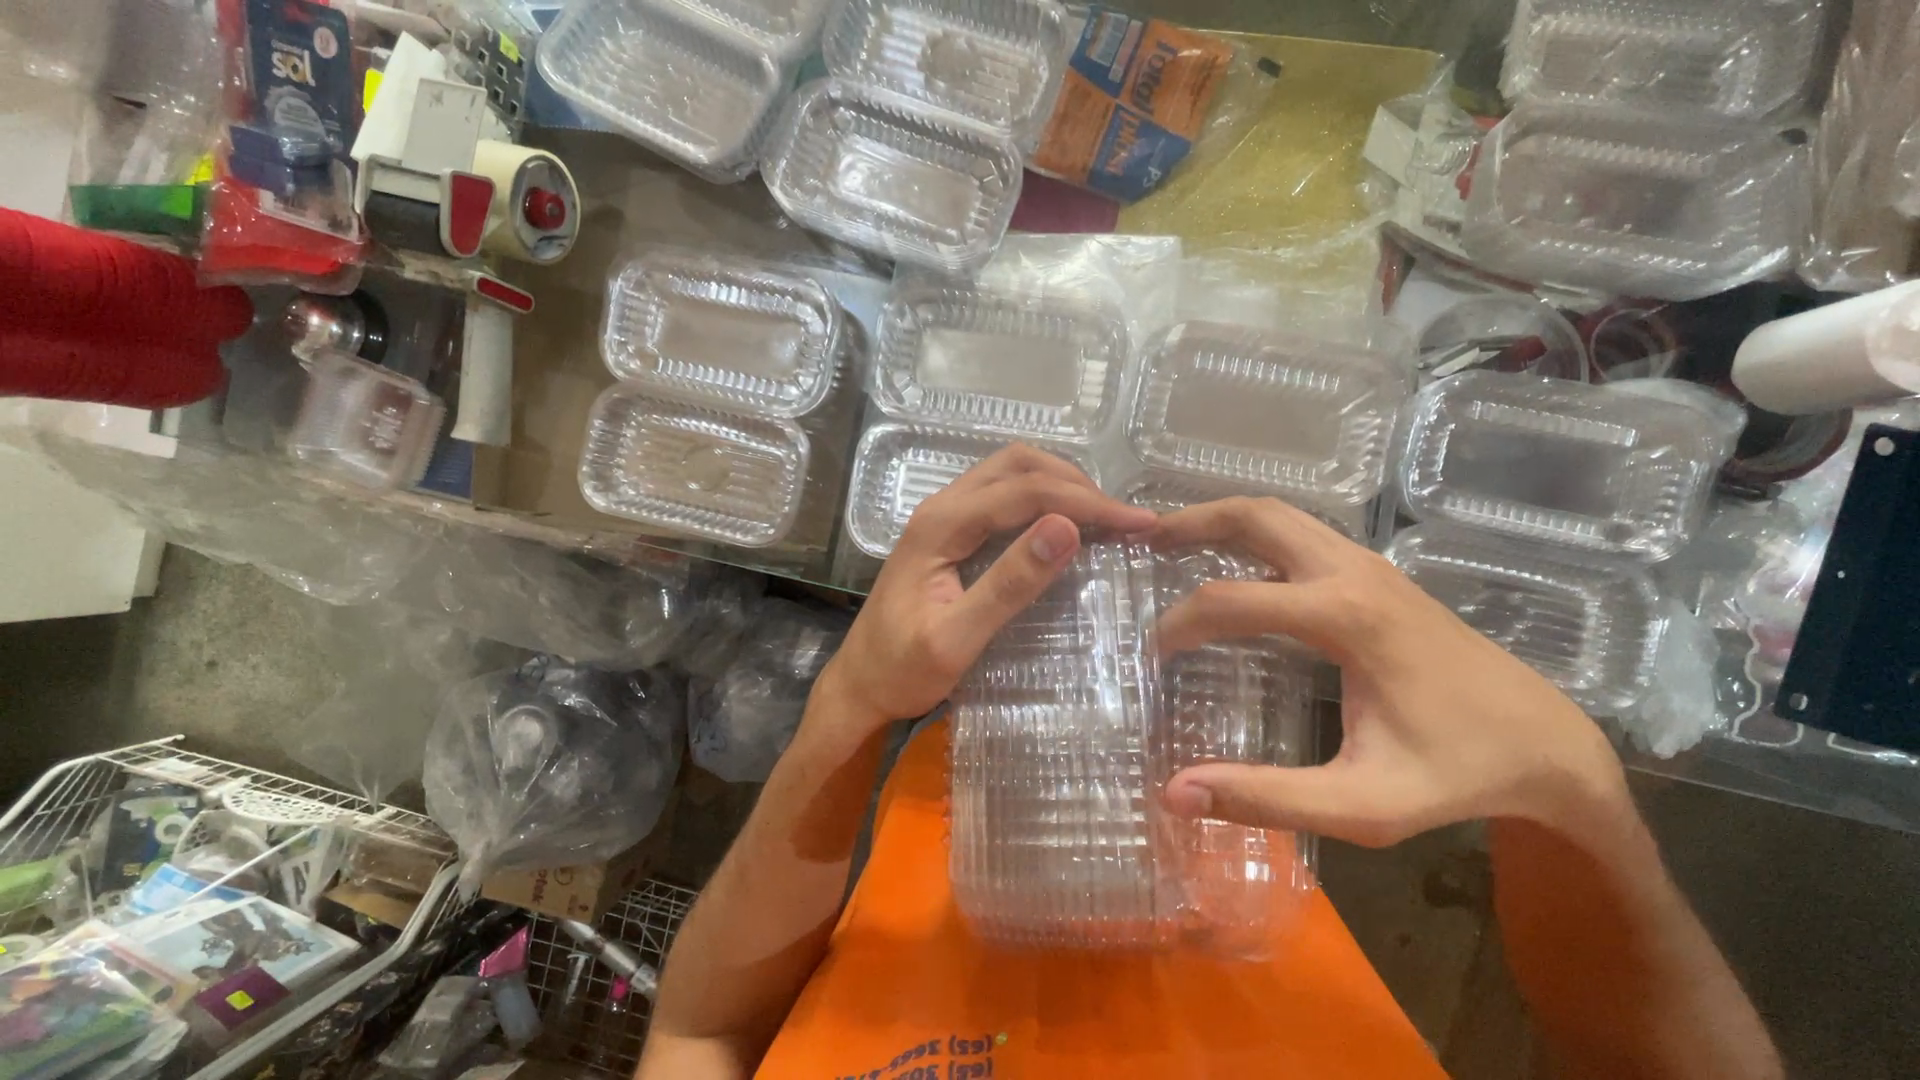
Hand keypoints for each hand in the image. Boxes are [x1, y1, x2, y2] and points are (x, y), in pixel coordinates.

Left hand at [818, 445, 1157, 730]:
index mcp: (940, 525)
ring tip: (1103, 521)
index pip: (1024, 492)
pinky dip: (1041, 502)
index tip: (1137, 523)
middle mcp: (941, 508)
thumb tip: (1066, 530)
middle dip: (1074, 483)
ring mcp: (943, 518)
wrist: (859, 686)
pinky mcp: (949, 535)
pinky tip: (1065, 529)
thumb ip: (1007, 586)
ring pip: (1009, 475)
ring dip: (1059, 487)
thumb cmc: (900, 672)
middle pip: (1016, 465)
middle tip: (1120, 520)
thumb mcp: (955, 639)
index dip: (1085, 503)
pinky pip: (1002, 498)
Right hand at [1150, 498, 1630, 847]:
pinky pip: (1301, 533)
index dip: (1177, 625)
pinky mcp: (1378, 575)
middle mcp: (1353, 572)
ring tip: (1172, 544)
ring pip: (1281, 515)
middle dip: (1191, 523)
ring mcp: (1370, 566)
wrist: (1548, 743)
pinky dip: (1255, 535)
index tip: (1150, 659)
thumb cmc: (1457, 774)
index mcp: (1345, 617)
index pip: (1230, 601)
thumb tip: (1174, 793)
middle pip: (1256, 516)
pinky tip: (1236, 568)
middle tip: (1140, 543)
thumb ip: (1267, 798)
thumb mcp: (1363, 805)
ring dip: (1222, 521)